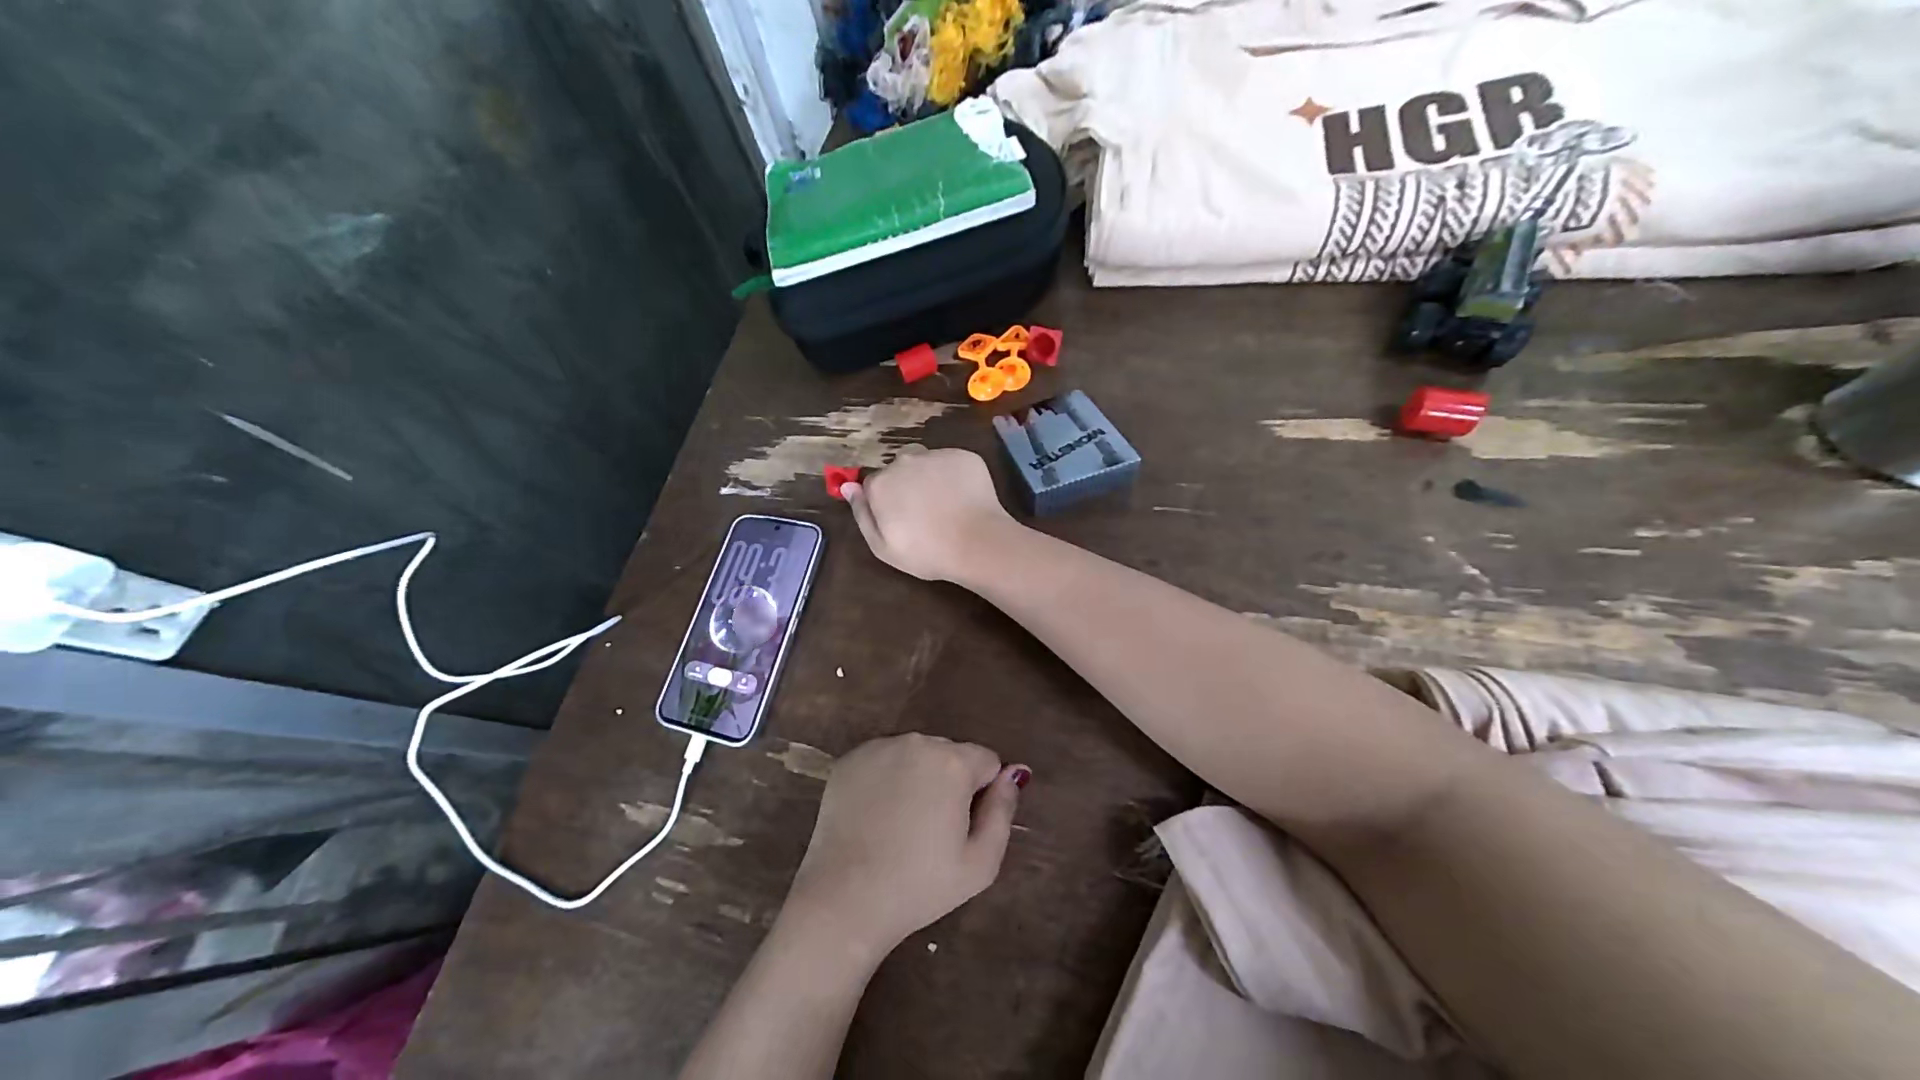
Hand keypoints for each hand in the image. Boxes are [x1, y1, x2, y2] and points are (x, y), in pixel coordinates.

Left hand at [785, 734, 1028, 956]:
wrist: (844, 899)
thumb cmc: (920, 885)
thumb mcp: (981, 862)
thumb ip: (1004, 810)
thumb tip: (1014, 774)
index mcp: (952, 761)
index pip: (987, 761)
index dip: (982, 794)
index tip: (963, 827)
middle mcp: (916, 742)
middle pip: (950, 754)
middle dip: (950, 781)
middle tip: (932, 830)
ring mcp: (878, 748)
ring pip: (916, 755)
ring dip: (918, 777)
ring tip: (902, 825)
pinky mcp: (849, 760)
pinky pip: (883, 760)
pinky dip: (887, 779)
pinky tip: (877, 816)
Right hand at [840, 449, 1017, 582]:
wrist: (978, 543)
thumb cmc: (926, 552)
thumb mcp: (882, 546)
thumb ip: (861, 514)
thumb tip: (847, 487)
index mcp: (881, 483)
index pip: (874, 485)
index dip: (886, 503)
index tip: (900, 520)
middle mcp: (904, 461)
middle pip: (899, 469)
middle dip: (907, 486)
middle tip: (925, 514)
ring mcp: (936, 455)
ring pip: (926, 463)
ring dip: (930, 477)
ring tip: (946, 505)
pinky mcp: (964, 455)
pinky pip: (952, 463)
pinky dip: (955, 476)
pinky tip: (964, 498)